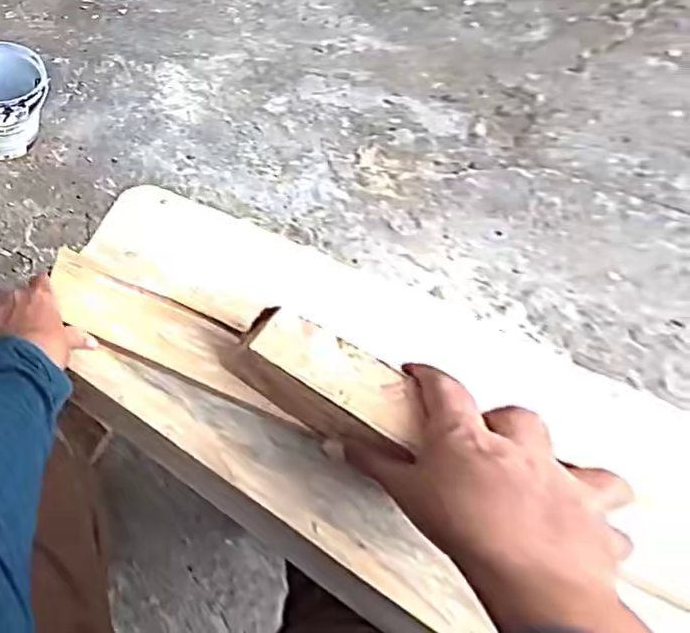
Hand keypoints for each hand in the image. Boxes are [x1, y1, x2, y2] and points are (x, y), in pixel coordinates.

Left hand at [0, 272, 92, 368]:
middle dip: (24, 303)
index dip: (42, 286)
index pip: (42, 281)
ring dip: (5, 307)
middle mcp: (20, 293)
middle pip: (21, 291)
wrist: (28, 359)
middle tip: (30, 321)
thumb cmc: (51, 348)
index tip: (43, 290)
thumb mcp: (67, 342)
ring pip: (2, 298)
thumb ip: (77, 337)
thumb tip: (93, 342)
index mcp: (42, 296)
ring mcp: (1, 302)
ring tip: (11, 323)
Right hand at [345, 365, 641, 631]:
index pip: (446, 388)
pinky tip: (584, 525)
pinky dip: (599, 523)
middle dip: (504, 420)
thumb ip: (372, 463)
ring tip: (555, 474)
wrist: (533, 581)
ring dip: (572, 468)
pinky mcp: (599, 526)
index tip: (421, 373)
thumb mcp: (403, 490)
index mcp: (466, 438)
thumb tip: (343, 447)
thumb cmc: (468, 530)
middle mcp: (521, 454)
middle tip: (488, 431)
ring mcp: (567, 488)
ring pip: (587, 466)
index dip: (430, 375)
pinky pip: (611, 523)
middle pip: (520, 417)